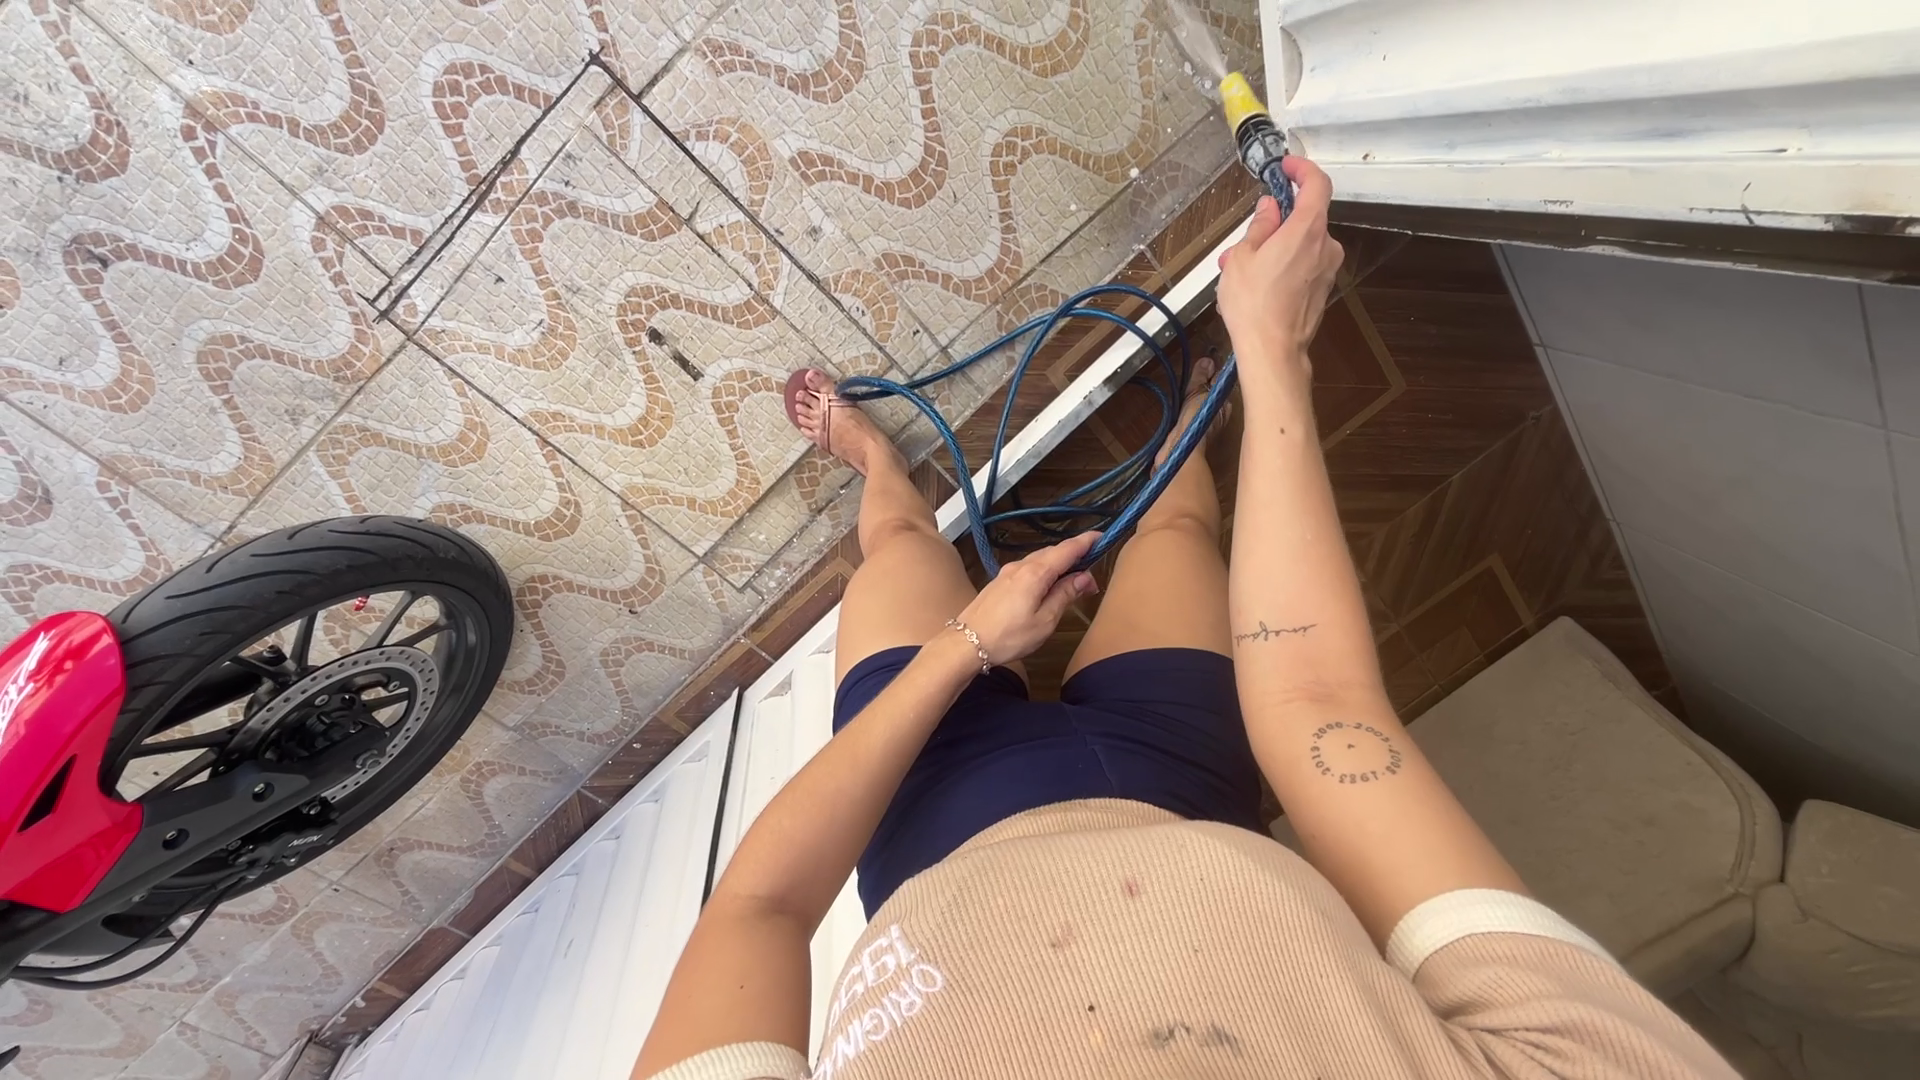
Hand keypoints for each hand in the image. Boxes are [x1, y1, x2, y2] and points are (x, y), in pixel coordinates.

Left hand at [950, 532, 1100, 664]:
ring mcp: (1007, 572)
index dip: (1086, 542)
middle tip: (1091, 577)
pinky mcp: (999, 582)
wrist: (965, 643)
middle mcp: (1021, 566)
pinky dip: (1044, 572)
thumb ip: (1065, 595)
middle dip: (1075, 558)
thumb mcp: (1045, 621)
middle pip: (1053, 552)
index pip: (1067, 549)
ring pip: (1039, 560)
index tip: (1102, 536)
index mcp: (1035, 573)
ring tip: (1073, 583)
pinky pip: (1028, 569)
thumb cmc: (1008, 636)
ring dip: (1058, 565)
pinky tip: (1047, 586)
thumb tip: (1084, 577)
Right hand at [1215, 156, 1343, 393]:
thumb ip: (1258, 226)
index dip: (1303, 169)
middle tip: (1242, 239)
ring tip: (1240, 269)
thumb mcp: (1241, 258)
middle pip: (1304, 219)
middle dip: (1274, 223)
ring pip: (1300, 246)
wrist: (1272, 350)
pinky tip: (1256, 286)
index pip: (1317, 183)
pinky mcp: (1322, 290)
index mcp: (1307, 229)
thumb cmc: (1253, 304)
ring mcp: (1327, 269)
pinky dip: (1282, 267)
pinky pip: (1302, 267)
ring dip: (1273, 249)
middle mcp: (1325, 245)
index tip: (1286, 166)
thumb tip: (1268, 208)